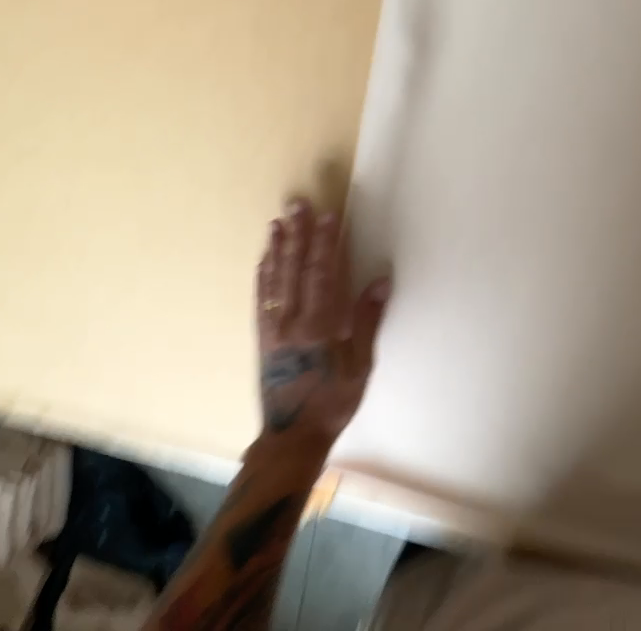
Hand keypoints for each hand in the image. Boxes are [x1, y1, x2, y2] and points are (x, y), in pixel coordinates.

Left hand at [255, 198, 390, 445]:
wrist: (291, 437)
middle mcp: (292, 322)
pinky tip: (264, 258)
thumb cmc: (333, 402)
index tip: (328, 215)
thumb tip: (380, 281)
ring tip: (278, 221)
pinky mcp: (262, 338)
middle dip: (298, 234)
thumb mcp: (360, 365)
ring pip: (274, 279)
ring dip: (277, 248)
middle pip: (294, 269)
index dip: (325, 242)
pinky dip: (263, 275)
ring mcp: (273, 329)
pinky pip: (261, 300)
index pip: (322, 274)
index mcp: (319, 327)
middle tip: (297, 204)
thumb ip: (368, 321)